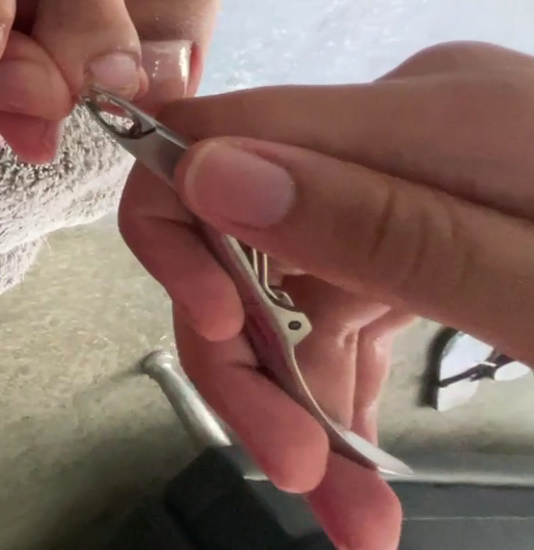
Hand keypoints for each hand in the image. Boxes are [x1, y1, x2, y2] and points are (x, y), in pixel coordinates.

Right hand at [122, 42, 533, 549]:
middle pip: (244, 220)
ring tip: (332, 502)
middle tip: (286, 466)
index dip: (174, 217)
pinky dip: (333, 379)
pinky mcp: (441, 232)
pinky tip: (354, 468)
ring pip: (285, 269)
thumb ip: (391, 231)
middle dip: (243, 345)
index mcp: (431, 112)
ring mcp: (423, 180)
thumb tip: (200, 172)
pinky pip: (343, 295)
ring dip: (288, 383)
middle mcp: (404, 128)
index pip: (216, 131)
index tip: (213, 329)